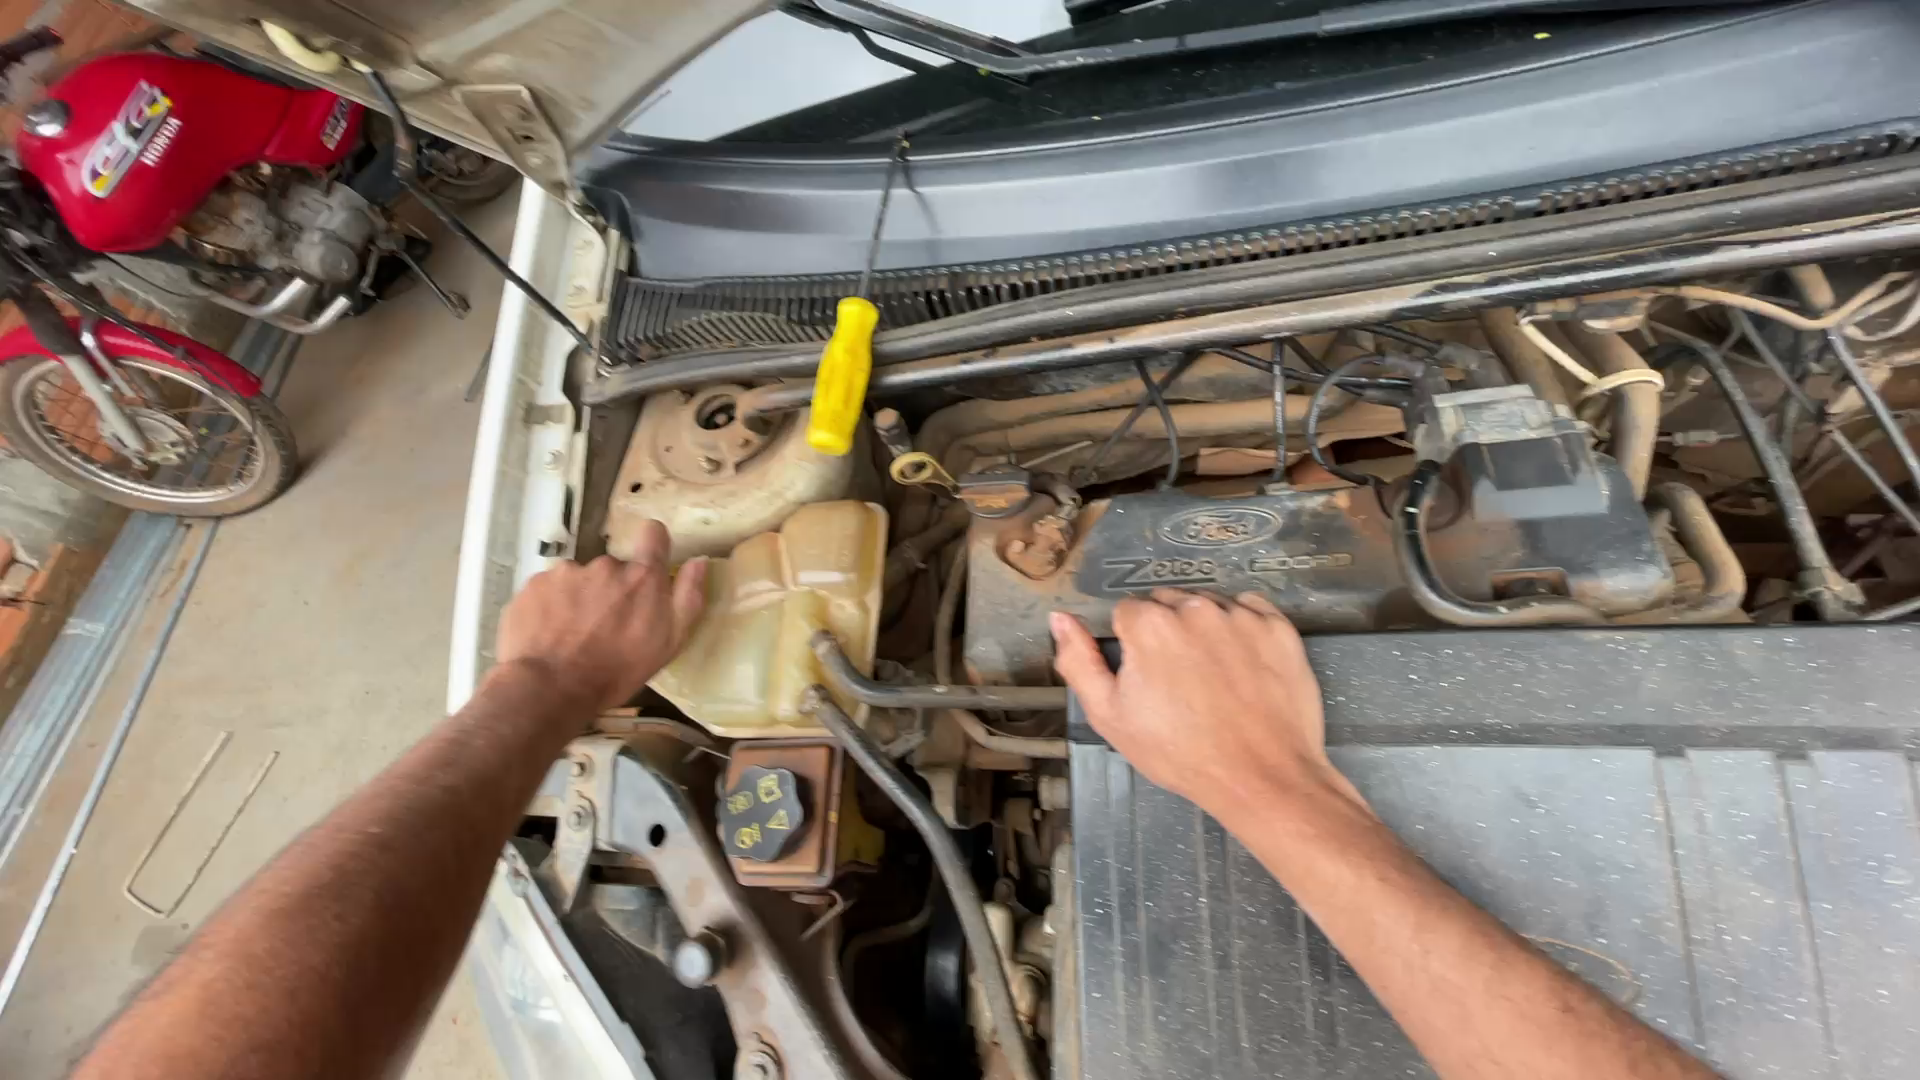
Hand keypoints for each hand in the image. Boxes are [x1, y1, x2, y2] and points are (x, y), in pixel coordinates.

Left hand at [494, 520, 707, 711]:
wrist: (549, 689)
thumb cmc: (618, 670)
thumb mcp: (670, 642)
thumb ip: (688, 596)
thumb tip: (698, 561)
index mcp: (642, 577)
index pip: (654, 534)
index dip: (653, 544)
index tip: (648, 563)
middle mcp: (605, 565)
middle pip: (614, 567)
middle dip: (612, 588)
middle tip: (606, 624)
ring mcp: (566, 572)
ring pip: (579, 579)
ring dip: (581, 597)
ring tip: (573, 632)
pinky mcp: (533, 585)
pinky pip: (549, 588)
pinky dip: (551, 605)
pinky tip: (550, 632)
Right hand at [1050, 589, 1367, 824]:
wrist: (1261, 778)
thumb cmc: (1178, 751)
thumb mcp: (1109, 715)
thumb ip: (1078, 661)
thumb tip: (1060, 618)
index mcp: (1149, 624)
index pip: (1126, 613)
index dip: (1131, 645)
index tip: (1146, 678)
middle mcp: (1195, 608)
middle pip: (1166, 602)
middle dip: (1164, 630)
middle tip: (1177, 679)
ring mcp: (1241, 616)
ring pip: (1206, 605)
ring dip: (1202, 627)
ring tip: (1210, 675)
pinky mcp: (1279, 628)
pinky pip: (1249, 610)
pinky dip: (1241, 628)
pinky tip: (1240, 663)